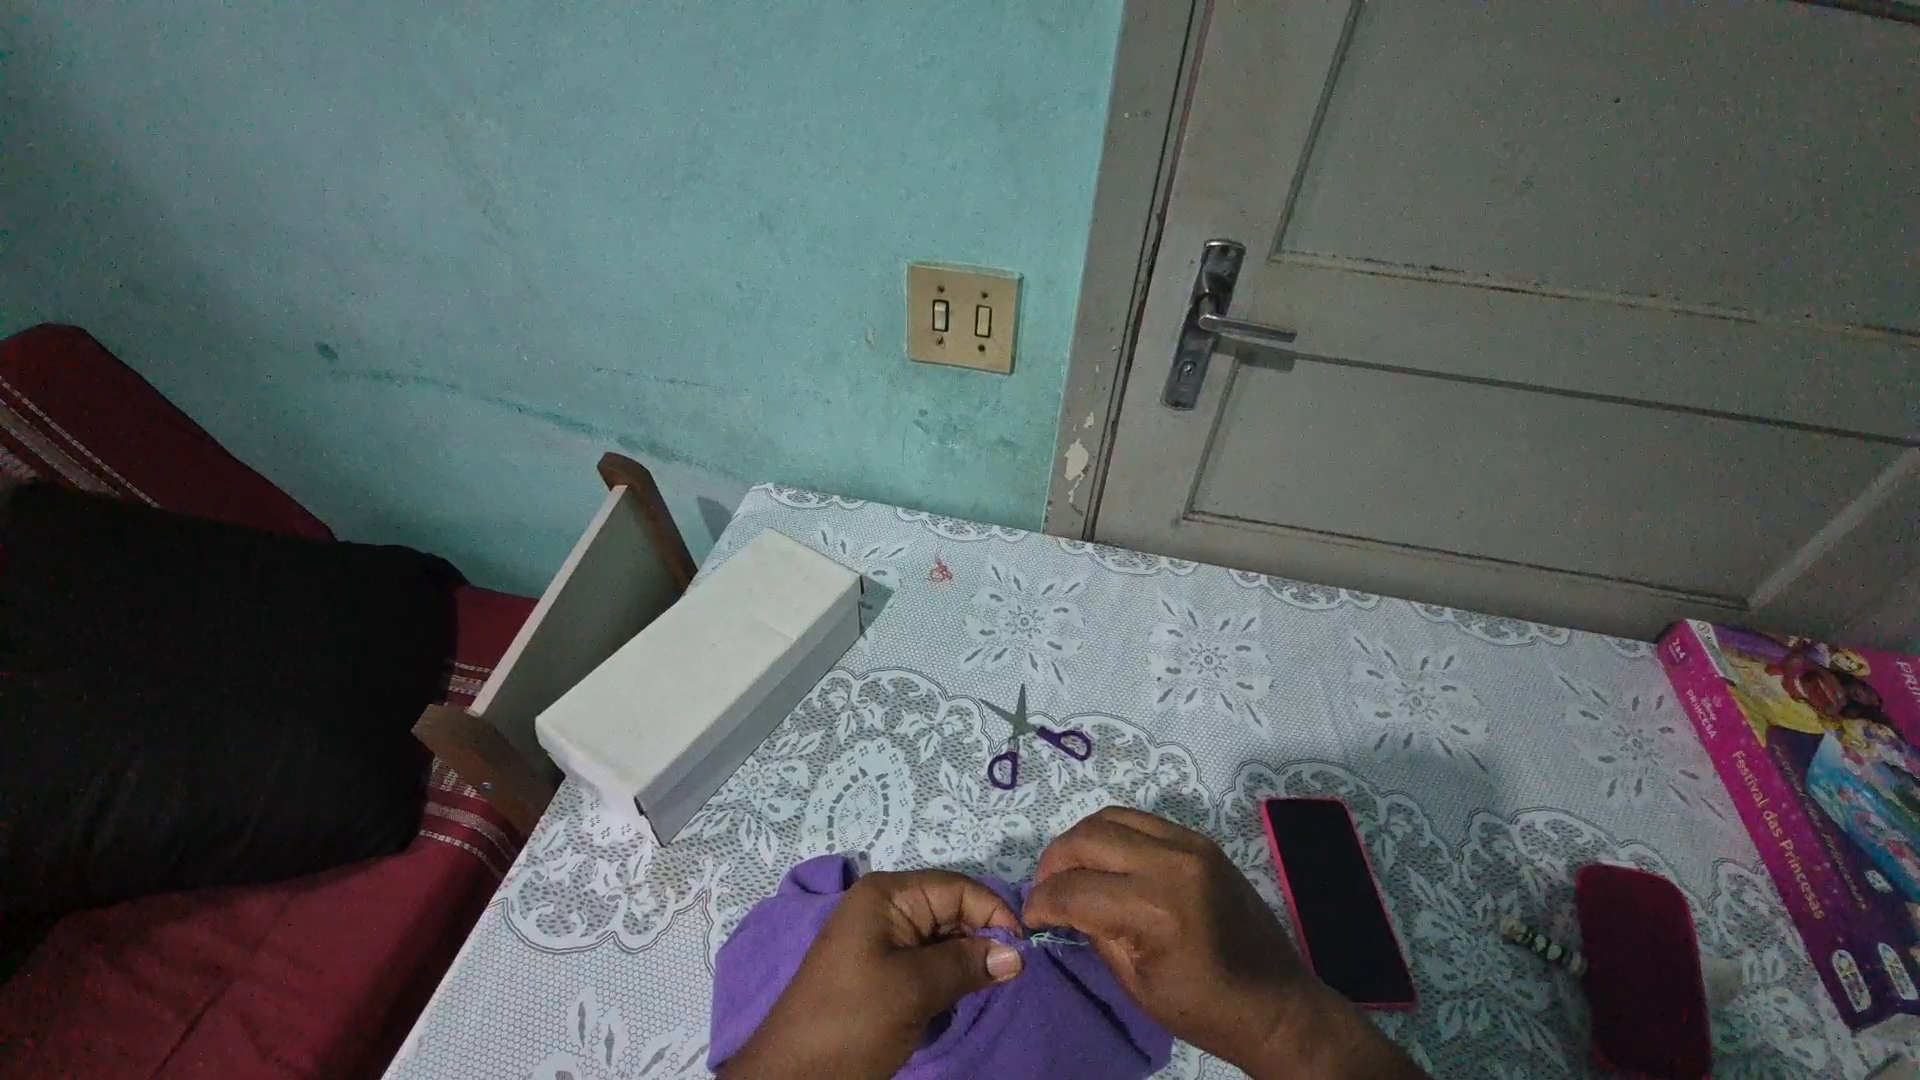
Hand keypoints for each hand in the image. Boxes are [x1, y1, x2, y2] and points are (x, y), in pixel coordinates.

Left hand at [718, 869, 1025, 1079]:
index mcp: (887, 895)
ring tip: (992, 986)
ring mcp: (880, 940)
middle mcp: (885, 907)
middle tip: (1011, 974)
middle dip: (981, 937)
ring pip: (941, 938)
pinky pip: (926, 962)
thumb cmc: (851, 1022)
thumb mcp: (913, 990)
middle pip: (950, 909)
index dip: (992, 912)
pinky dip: (948, 976)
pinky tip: (963, 995)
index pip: (955, 887)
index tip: (1023, 950)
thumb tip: (1016, 954)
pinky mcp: (880, 972)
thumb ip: (966, 964)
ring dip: (967, 960)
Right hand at [1023, 807, 1425, 1079]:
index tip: (1030, 916)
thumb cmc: (1204, 1007)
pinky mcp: (1199, 840)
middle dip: (1054, 862)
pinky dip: (1112, 834)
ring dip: (1080, 841)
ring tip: (1071, 870)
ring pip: (1110, 817)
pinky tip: (1106, 860)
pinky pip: (1140, 820)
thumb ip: (1094, 933)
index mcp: (1155, 910)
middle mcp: (1170, 862)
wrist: (1277, 1003)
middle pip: (1086, 839)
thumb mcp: (1135, 984)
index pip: (1074, 889)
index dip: (1042, 902)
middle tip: (1046, 890)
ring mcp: (1188, 844)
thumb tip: (1061, 906)